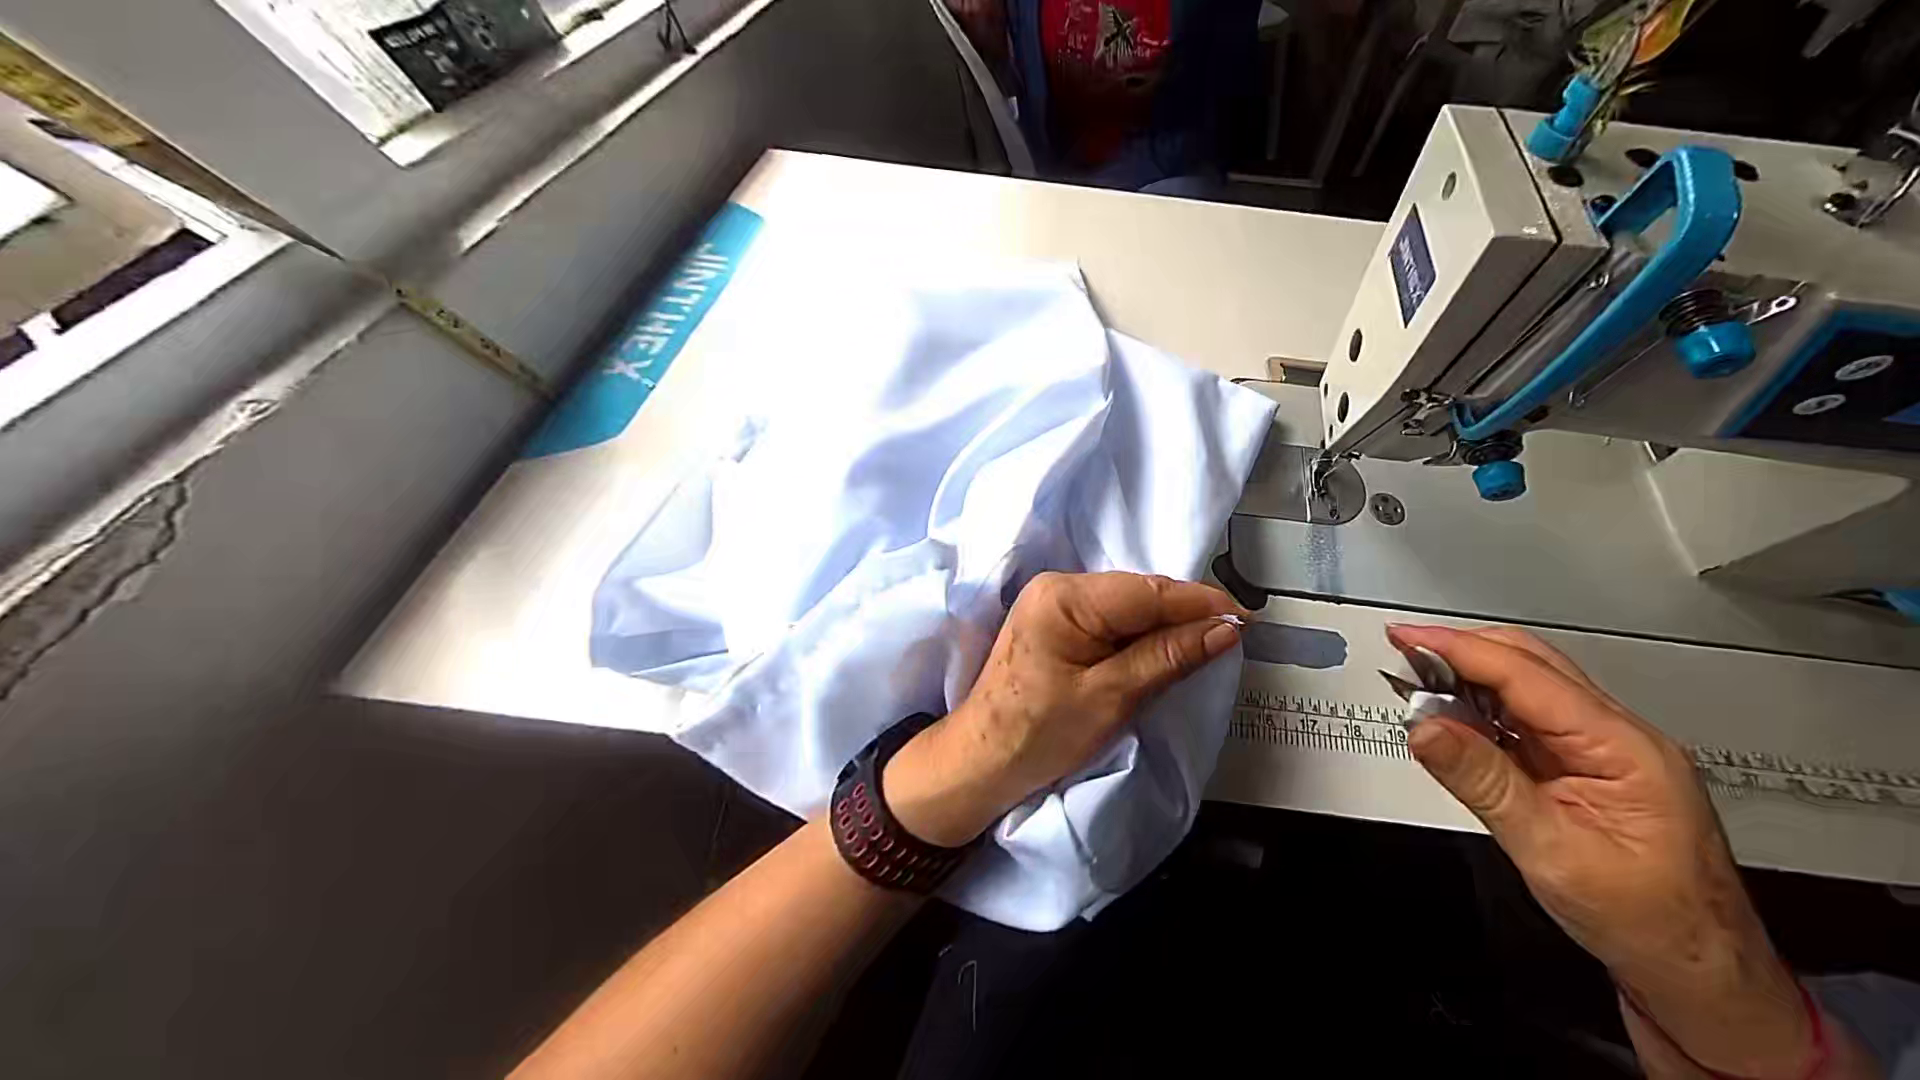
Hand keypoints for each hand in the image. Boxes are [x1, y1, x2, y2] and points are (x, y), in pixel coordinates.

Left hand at [882, 571, 1244, 846]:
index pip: (1148, 591)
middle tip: (1233, 635)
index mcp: (1063, 597)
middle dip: (1185, 614)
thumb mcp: (1111, 697)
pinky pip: (1109, 620)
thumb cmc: (1036, 734)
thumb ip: (1167, 657)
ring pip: (1127, 606)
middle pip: (1138, 593)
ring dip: (1164, 626)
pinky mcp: (1053, 624)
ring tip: (1206, 645)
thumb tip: (1223, 629)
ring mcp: (1051, 604)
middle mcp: (1055, 588)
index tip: (1245, 619)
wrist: (982, 760)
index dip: (1201, 603)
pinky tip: (1162, 650)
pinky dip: (1139, 635)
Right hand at [1389, 624, 1818, 1077]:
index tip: (1404, 636)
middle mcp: (1617, 734)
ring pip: (1525, 684)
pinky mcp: (1583, 762)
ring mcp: (1602, 747)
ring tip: (1416, 686)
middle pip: (1530, 662)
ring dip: (1468, 677)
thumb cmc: (1644, 920)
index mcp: (1622, 748)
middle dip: (1461, 651)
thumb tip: (1423, 727)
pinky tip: (1451, 718)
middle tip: (1402, 656)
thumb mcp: (1550, 850)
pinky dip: (1480, 707)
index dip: (1458, 648)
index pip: (1526, 675)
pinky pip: (1524, 716)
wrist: (1697, 972)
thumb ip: (1482, 781)